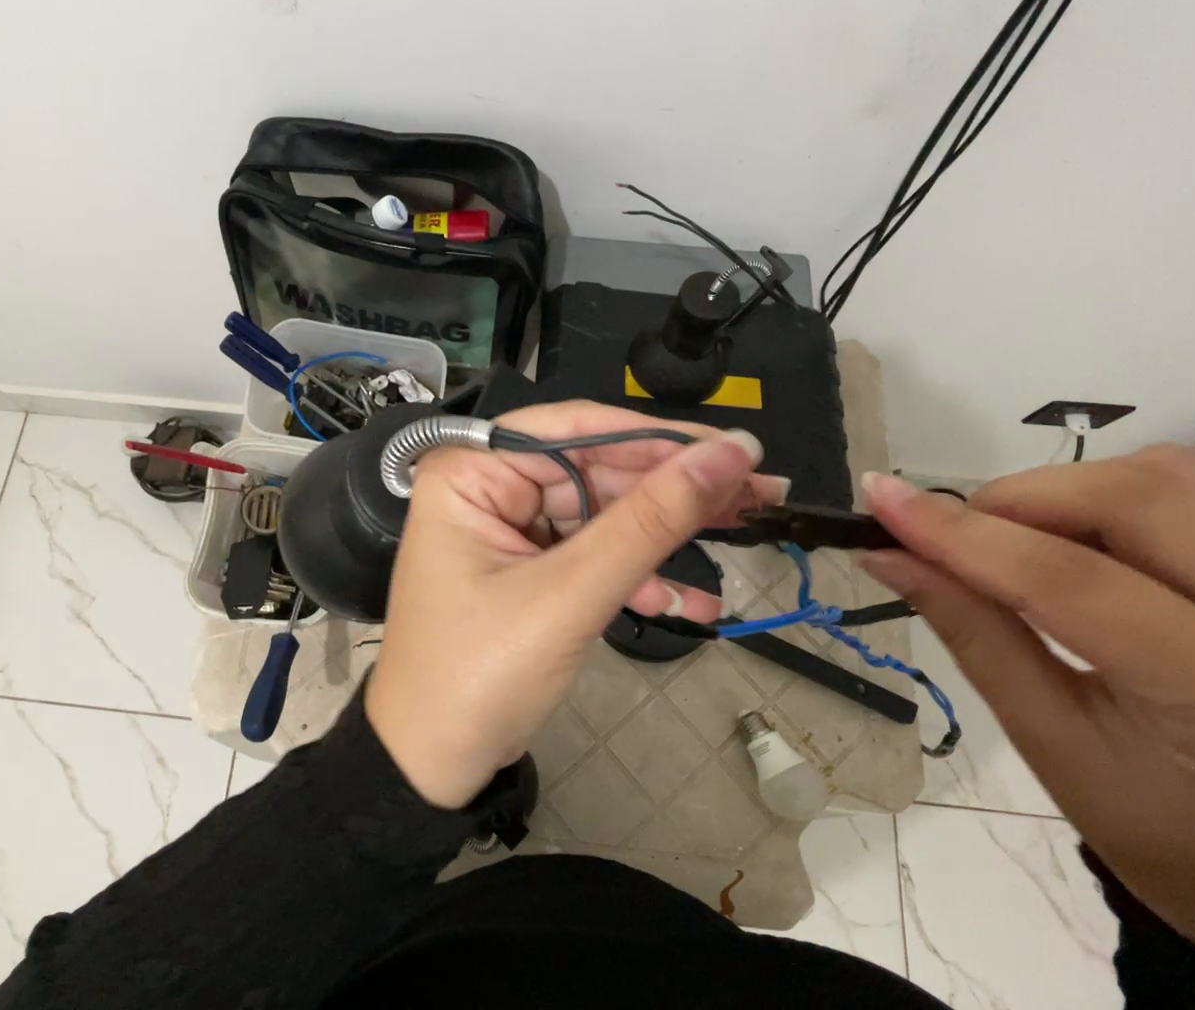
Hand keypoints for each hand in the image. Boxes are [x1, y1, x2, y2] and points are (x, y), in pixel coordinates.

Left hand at [364, 401, 787, 809]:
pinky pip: (591, 556)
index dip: (659, 437)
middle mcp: (487, 488)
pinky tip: (690, 605)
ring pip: (603, 514)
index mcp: (471, 473)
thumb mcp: (569, 595)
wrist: (433, 765)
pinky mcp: (529, 571)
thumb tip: (728, 453)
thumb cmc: (480, 674)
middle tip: (761, 492)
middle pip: (596, 469)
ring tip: (744, 536)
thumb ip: (649, 522)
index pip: (574, 429)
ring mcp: (508, 531)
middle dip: (675, 489)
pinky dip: (637, 577)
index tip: (737, 446)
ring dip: (666, 537)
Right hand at [858, 448, 1194, 966]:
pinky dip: (1119, 505)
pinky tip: (1090, 553)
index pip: (1073, 580)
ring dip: (1068, 495)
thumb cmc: (1178, 843)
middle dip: (1017, 499)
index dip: (961, 533)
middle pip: (1141, 496)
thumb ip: (974, 635)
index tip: (878, 499)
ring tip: (1019, 549)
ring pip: (1178, 478)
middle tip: (951, 536)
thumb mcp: (1056, 747)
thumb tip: (888, 554)